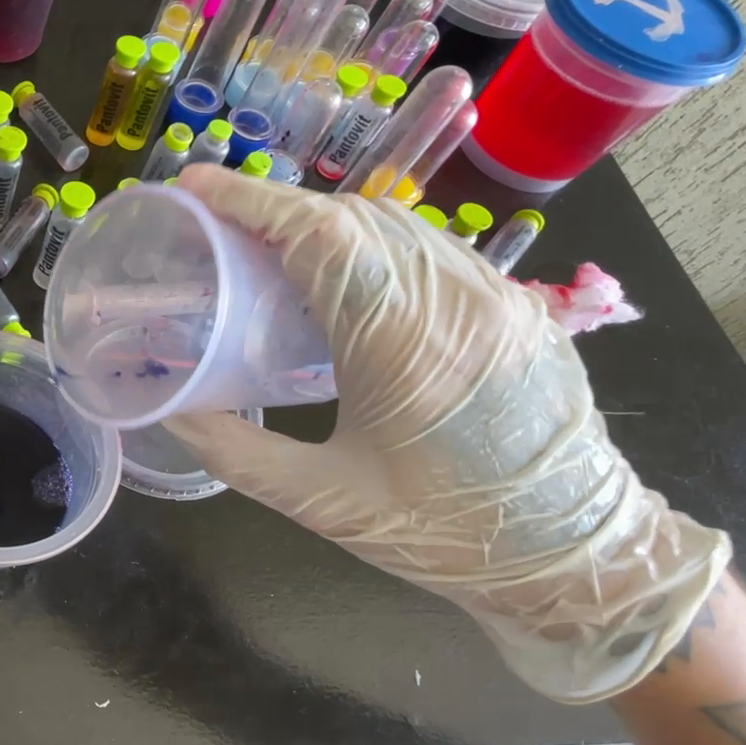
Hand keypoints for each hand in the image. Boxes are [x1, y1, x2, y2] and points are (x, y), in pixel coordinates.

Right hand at [166, 165, 730, 702]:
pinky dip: (372, 247)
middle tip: (219, 231)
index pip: (320, 237)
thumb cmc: (441, 533)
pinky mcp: (516, 310)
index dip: (251, 202)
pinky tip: (344, 282)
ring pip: (398, 226)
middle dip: (278, 211)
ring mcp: (497, 298)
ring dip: (325, 226)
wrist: (574, 557)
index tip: (196, 187)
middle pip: (355, 218)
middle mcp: (457, 299)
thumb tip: (172, 411)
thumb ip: (234, 452)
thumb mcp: (321, 502)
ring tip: (271, 252)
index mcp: (403, 342)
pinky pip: (433, 251)